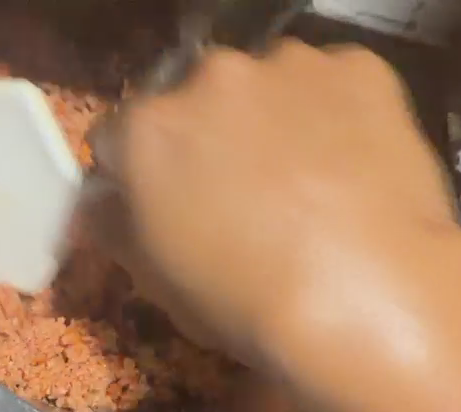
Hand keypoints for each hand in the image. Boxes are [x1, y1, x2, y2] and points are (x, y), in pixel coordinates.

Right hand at [87, 42, 460, 380]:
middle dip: (195, 140)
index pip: (113, 137)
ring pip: (256, 90)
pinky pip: (322, 88)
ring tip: (288, 184)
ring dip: (257, 123)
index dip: (127, 174)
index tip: (148, 204)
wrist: (360, 294)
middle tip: (221, 195)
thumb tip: (100, 206)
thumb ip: (116, 228)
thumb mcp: (152, 278)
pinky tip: (334, 170)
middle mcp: (209, 77)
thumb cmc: (235, 299)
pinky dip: (320, 118)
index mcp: (146, 131)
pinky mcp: (359, 66)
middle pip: (186, 103)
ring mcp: (289, 64)